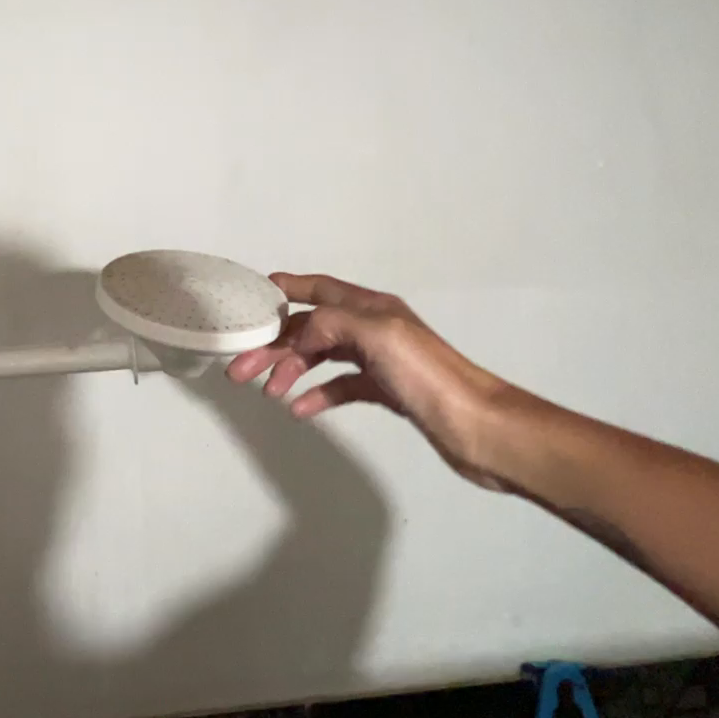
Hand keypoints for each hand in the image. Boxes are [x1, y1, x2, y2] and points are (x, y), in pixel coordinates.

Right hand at [226, 274, 523, 489]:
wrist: (479, 428)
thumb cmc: (427, 375)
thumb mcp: (376, 334)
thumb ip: (330, 323)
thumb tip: (300, 339)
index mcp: (370, 307)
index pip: (319, 289)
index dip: (286, 289)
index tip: (252, 299)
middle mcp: (372, 328)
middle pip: (310, 328)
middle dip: (274, 344)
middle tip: (240, 368)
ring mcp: (378, 360)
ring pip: (320, 358)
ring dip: (290, 370)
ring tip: (267, 392)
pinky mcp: (385, 391)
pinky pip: (339, 387)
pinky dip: (317, 395)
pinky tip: (300, 410)